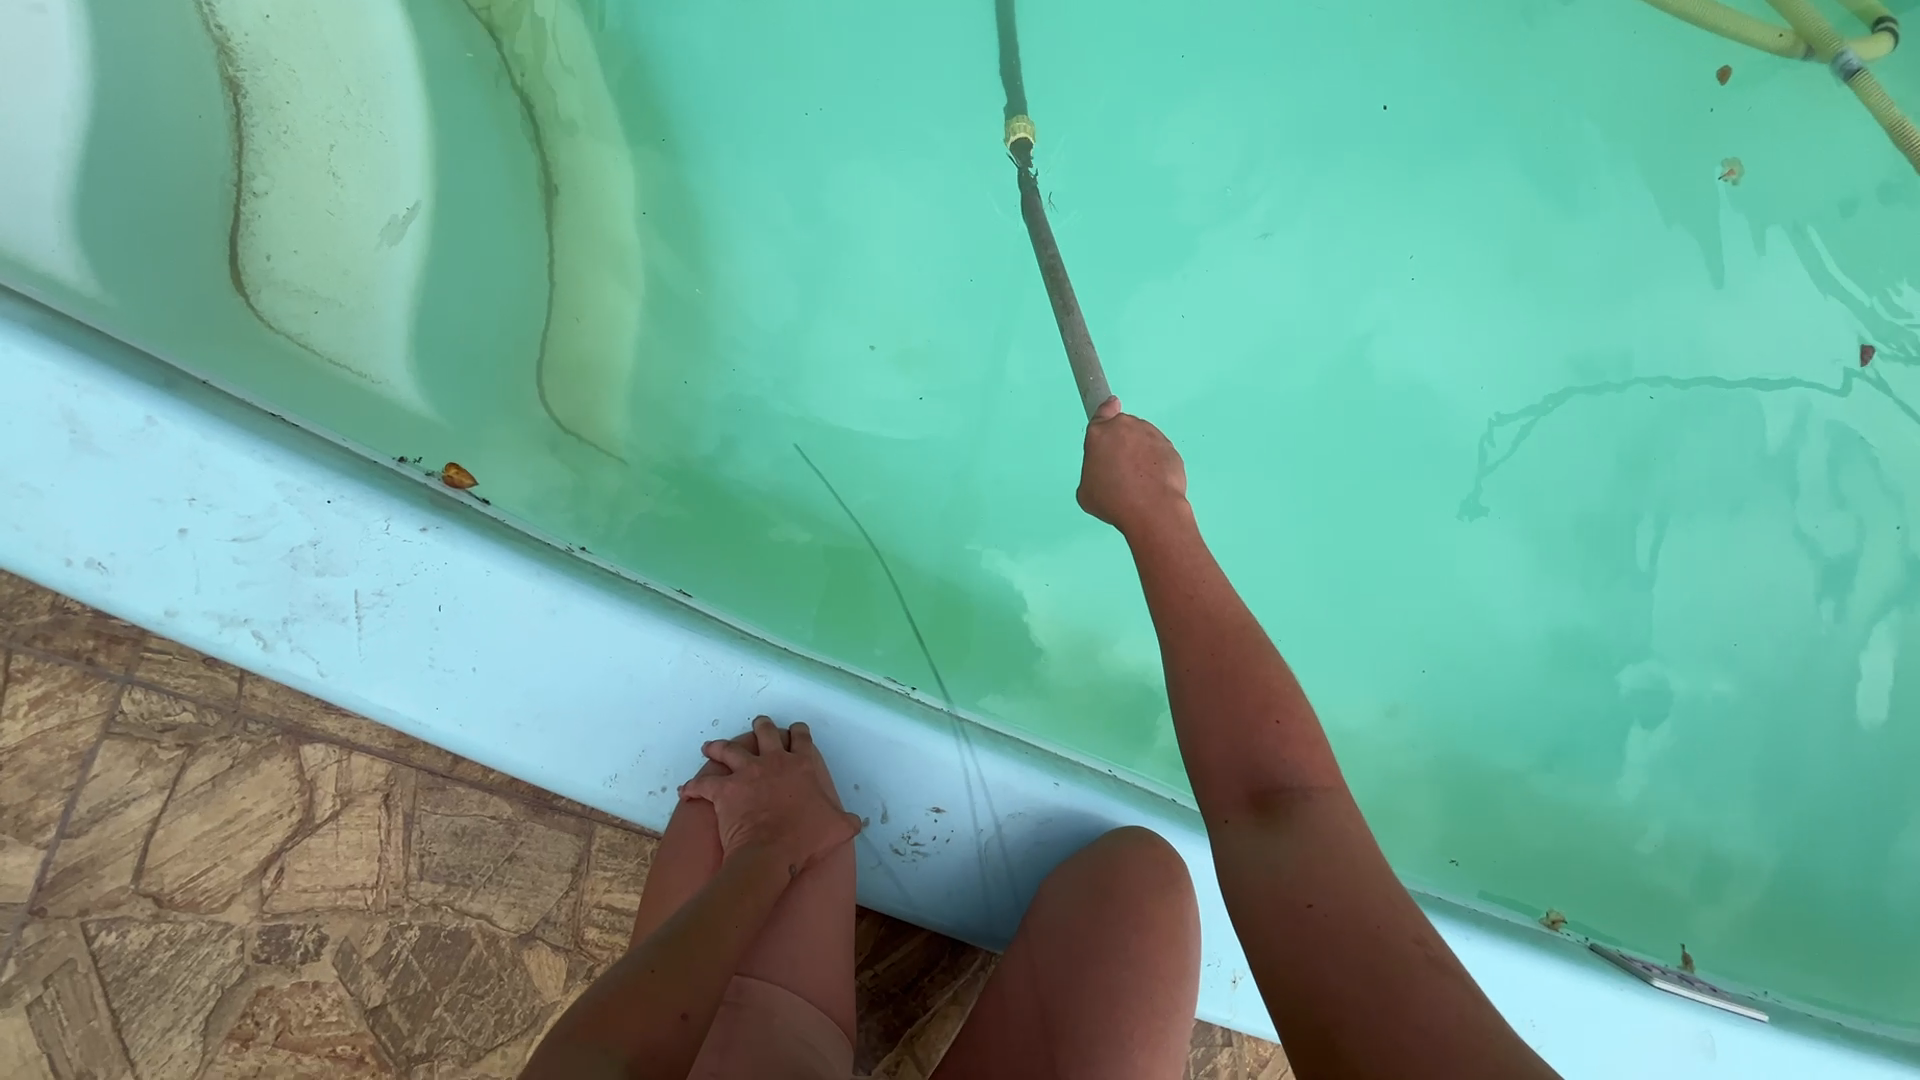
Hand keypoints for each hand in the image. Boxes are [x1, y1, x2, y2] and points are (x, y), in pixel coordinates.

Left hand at [679, 716, 861, 874]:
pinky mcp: (725, 790)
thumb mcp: (839, 828)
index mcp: (802, 765)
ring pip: (729, 750)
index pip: (801, 738)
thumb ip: (847, 820)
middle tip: (758, 725)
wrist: (771, 852)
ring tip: (711, 746)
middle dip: (761, 727)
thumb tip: (857, 822)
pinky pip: (704, 784)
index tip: (796, 730)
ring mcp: (747, 773)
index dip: (798, 731)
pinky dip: (693, 786)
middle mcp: (774, 761)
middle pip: (765, 733)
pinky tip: (685, 789)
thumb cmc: (806, 837)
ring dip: (719, 747)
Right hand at [1077, 396, 1188, 535]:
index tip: (1111, 406)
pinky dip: (1156, 464)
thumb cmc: (1114, 500)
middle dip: (1122, 444)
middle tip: (1120, 470)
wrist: (1150, 509)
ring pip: (1143, 440)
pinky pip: (1160, 453)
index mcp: (1099, 433)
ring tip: (1136, 481)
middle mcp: (1125, 427)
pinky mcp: (1170, 447)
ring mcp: (1151, 435)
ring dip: (1140, 454)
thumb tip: (1101, 476)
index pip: (1103, 410)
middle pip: (1123, 428)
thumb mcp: (1086, 490)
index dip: (1107, 410)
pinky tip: (1151, 484)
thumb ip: (1092, 472)